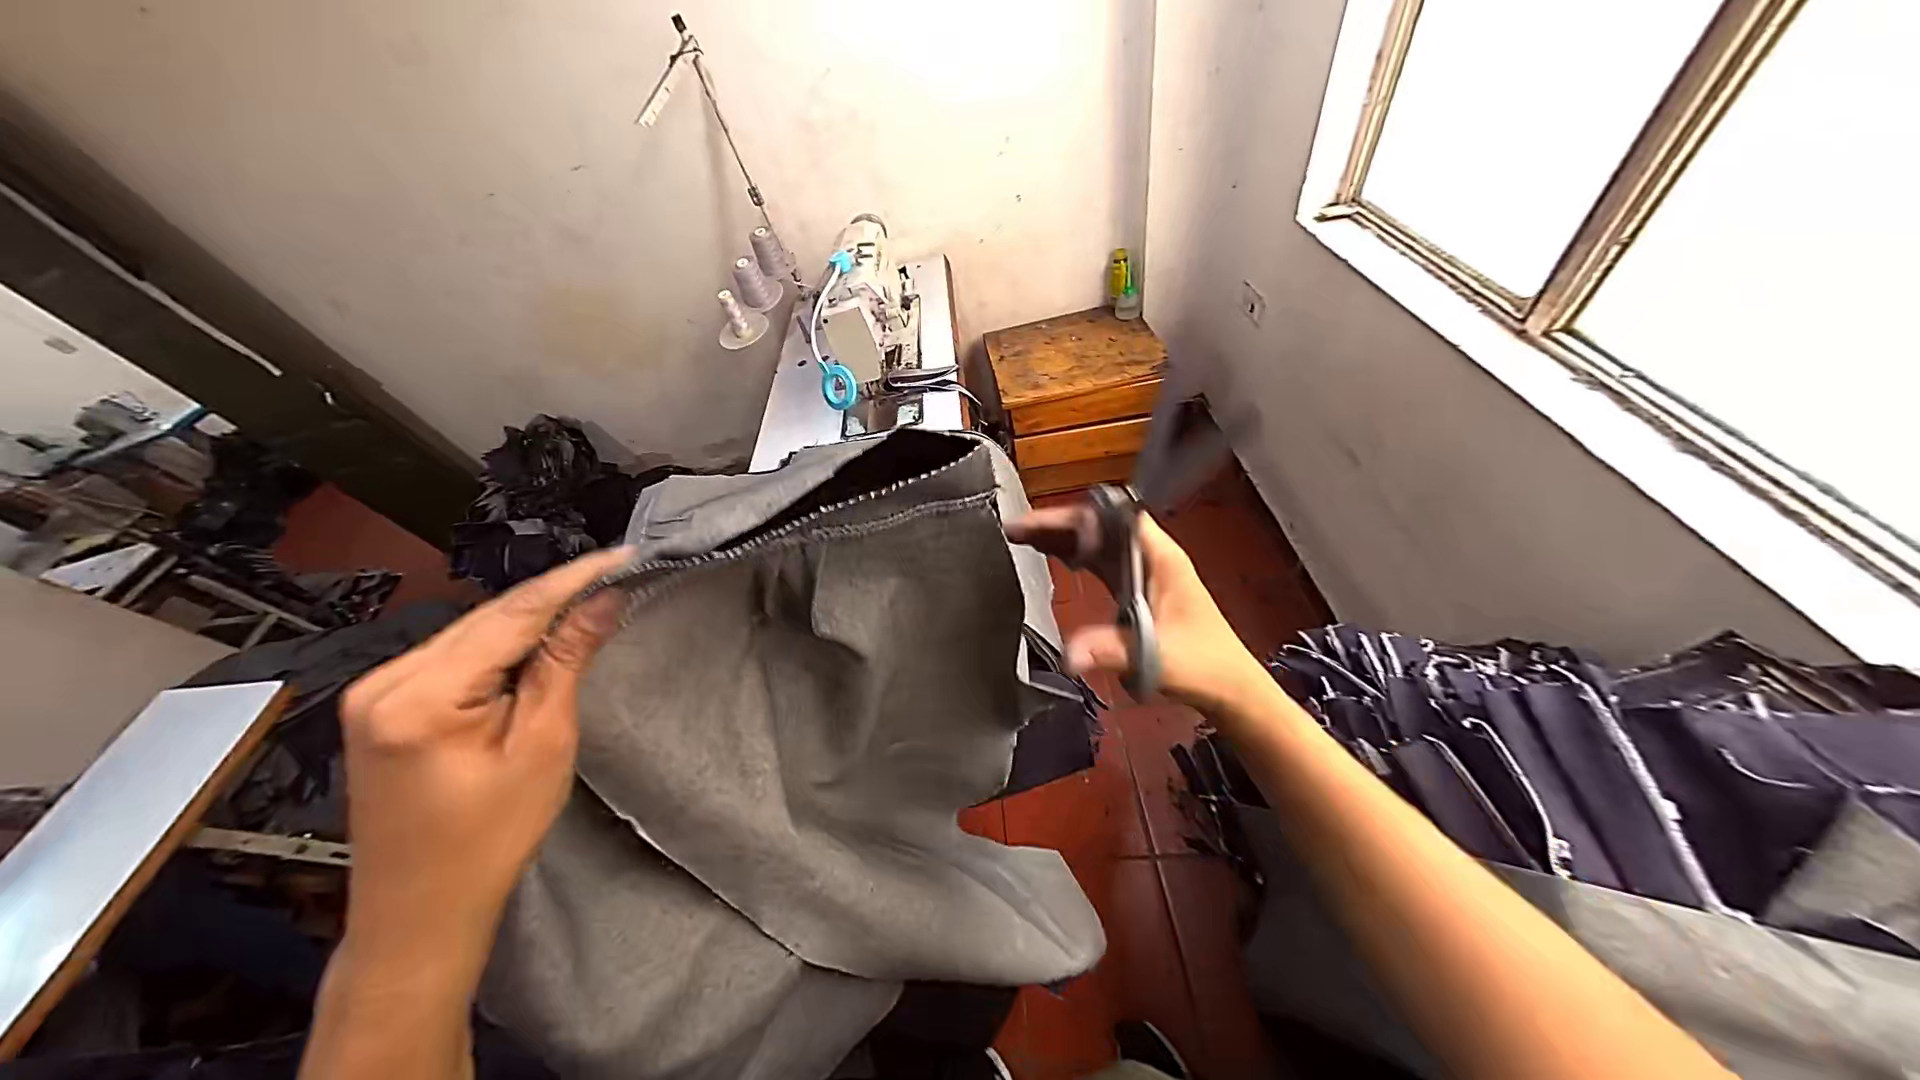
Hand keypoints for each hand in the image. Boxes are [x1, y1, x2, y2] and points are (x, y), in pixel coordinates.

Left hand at [336, 546, 631, 953]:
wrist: (419, 910)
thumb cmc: (490, 838)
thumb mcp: (543, 743)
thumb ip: (566, 661)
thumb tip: (603, 601)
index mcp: (419, 696)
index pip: (513, 614)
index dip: (573, 580)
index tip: (622, 555)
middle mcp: (383, 680)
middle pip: (488, 616)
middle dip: (555, 595)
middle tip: (616, 574)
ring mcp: (374, 691)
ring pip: (473, 630)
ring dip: (532, 617)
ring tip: (590, 601)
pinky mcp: (381, 703)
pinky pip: (455, 653)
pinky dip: (504, 641)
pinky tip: (540, 637)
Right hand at [1006, 504, 1265, 714]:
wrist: (1229, 687)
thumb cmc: (1205, 664)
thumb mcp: (1155, 655)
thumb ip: (1111, 651)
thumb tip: (1070, 655)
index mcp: (1159, 557)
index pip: (1111, 518)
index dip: (1072, 517)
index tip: (1037, 524)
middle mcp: (1150, 556)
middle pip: (1099, 525)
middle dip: (1057, 523)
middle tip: (1016, 530)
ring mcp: (1144, 570)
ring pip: (1097, 540)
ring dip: (1063, 537)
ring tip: (1023, 537)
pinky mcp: (1138, 588)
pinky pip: (1101, 561)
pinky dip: (1074, 554)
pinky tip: (1053, 558)